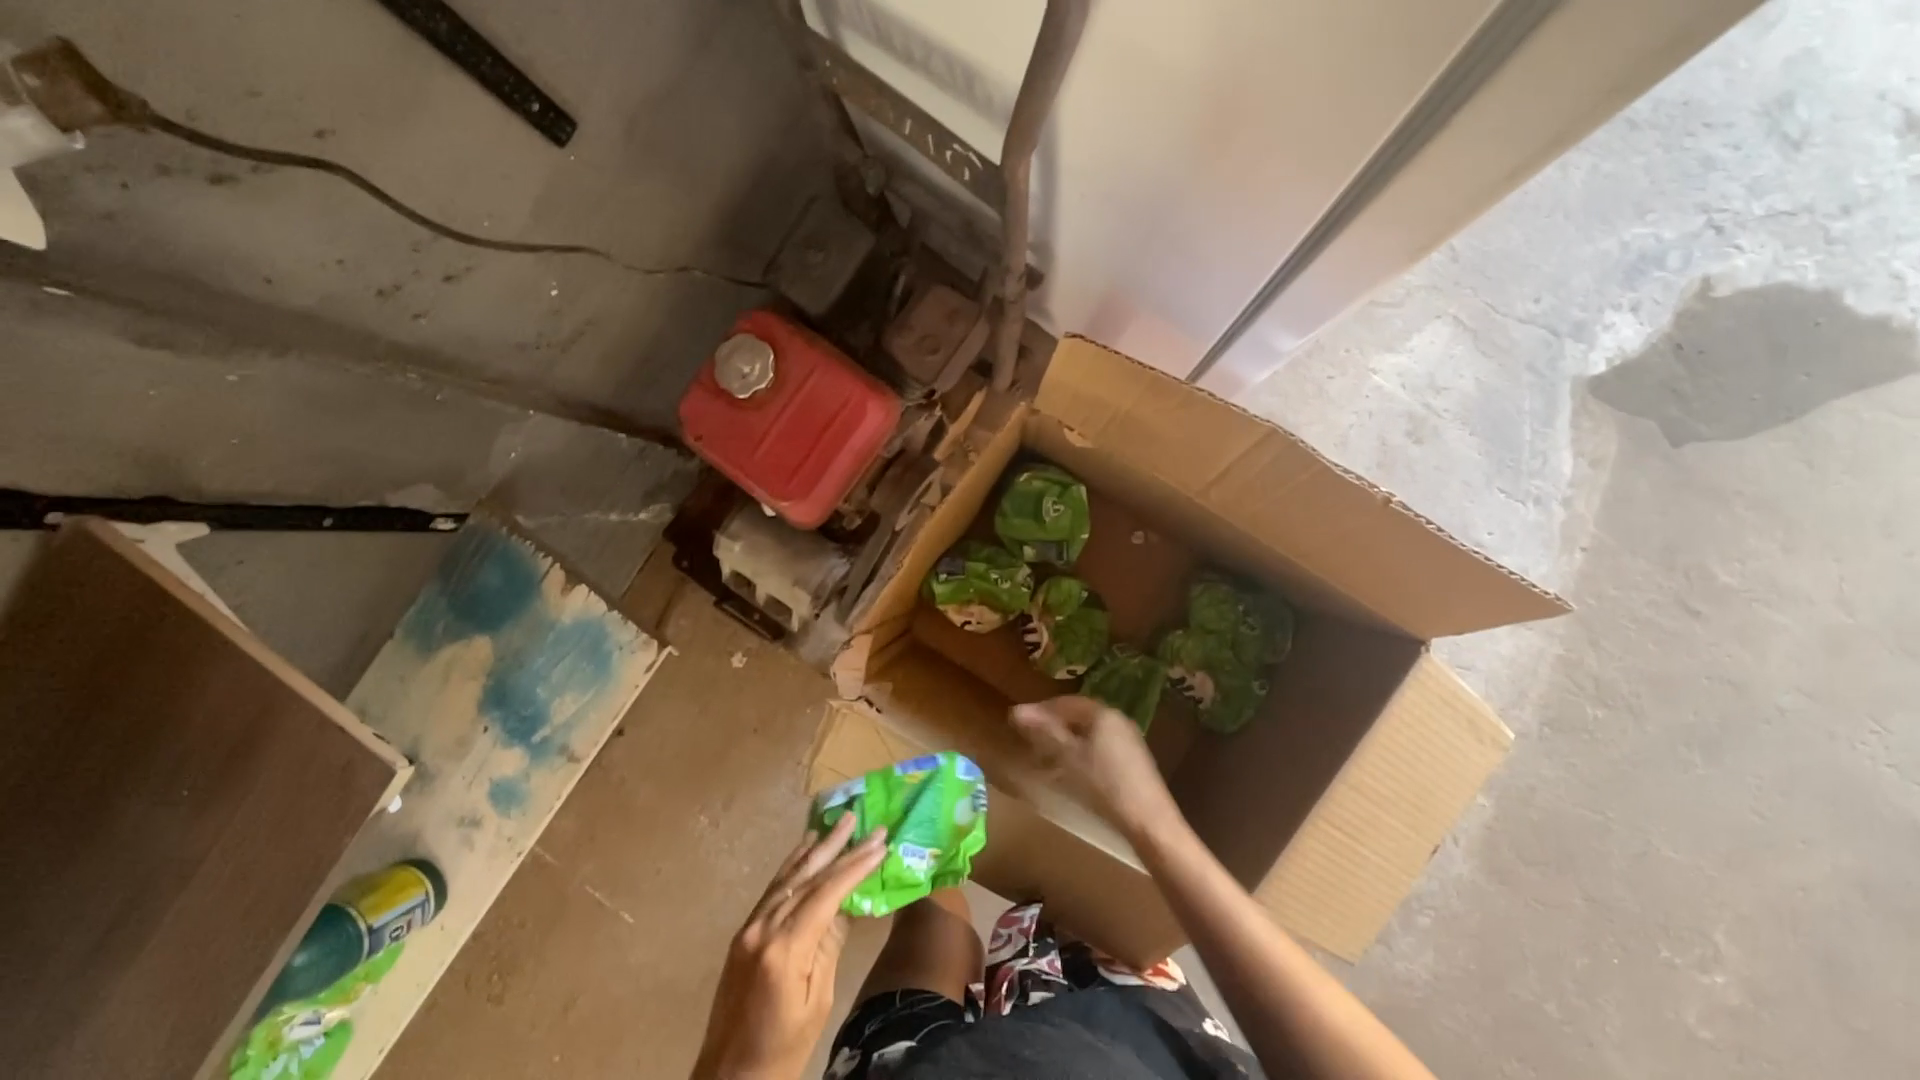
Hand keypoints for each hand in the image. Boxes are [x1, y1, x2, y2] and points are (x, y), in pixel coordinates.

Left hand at [692, 814, 887, 1079]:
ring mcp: (748, 929)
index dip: (855, 866)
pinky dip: (792, 868)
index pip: (827, 893)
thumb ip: (830, 946)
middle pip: (806, 878)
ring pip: (787, 878)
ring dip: (814, 850)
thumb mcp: (817, 1000)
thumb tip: (850, 904)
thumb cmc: (783, 1049)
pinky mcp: (743, 935)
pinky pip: (773, 892)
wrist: (729, 1077)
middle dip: (837, 848)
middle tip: (862, 820)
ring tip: (837, 824)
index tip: (880, 842)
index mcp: (785, 948)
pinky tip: (804, 853)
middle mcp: (762, 929)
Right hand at [1010, 695, 1181, 842]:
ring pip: (1089, 735)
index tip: (1020, 723)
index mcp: (1103, 714)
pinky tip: (1070, 773)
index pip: (1066, 702)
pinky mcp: (1131, 762)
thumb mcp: (1068, 757)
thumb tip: (1015, 710)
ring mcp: (1128, 741)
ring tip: (1045, 759)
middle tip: (1030, 741)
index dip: (1041, 710)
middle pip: (1078, 717)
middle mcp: (1118, 721)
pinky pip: (1099, 749)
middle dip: (1053, 727)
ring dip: (1065, 743)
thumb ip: (1044, 732)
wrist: (1148, 820)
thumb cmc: (1104, 784)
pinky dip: (1080, 755)